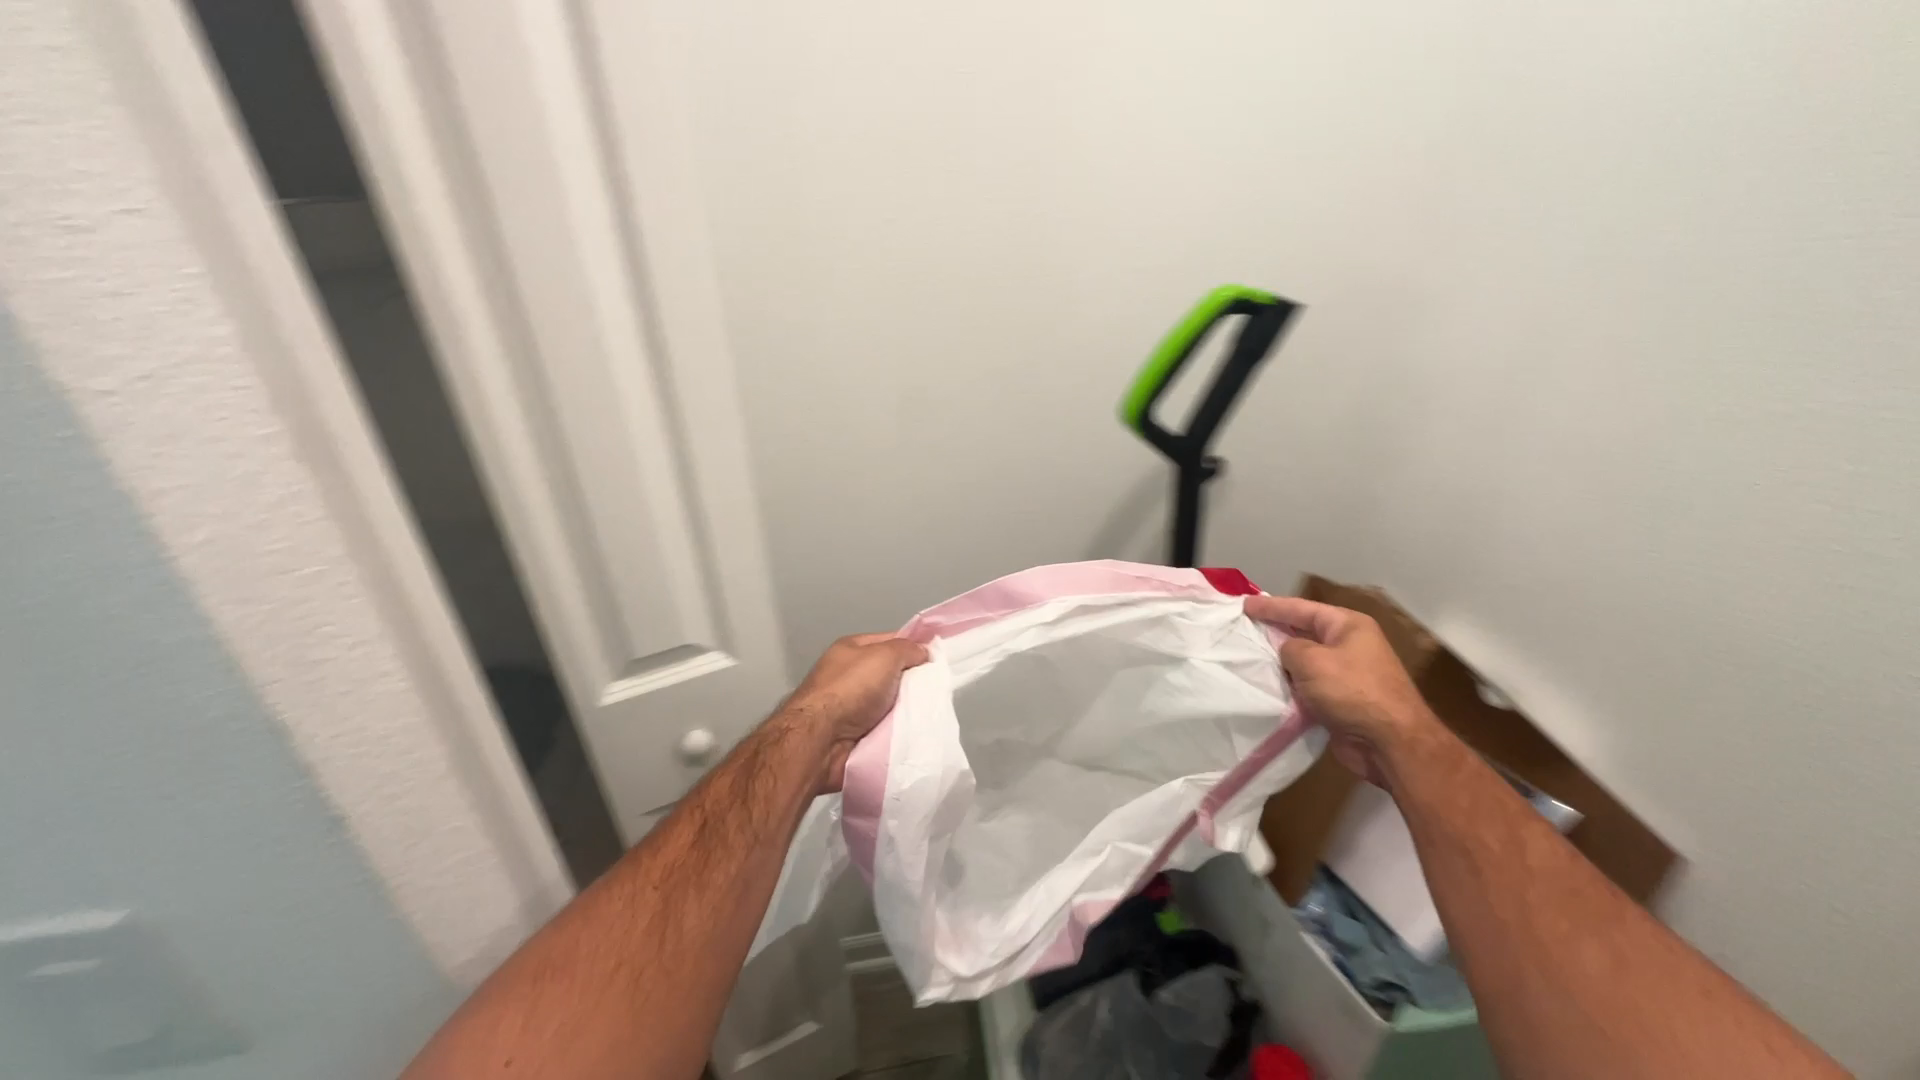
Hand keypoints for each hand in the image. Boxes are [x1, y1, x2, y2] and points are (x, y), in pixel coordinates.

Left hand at [781, 633, 928, 792]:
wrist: (821, 740)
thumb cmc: (850, 689)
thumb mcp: (885, 655)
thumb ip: (908, 649)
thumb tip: (923, 653)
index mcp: (853, 650)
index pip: (891, 642)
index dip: (914, 648)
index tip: (938, 660)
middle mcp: (850, 676)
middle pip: (893, 675)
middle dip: (914, 683)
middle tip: (936, 690)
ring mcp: (851, 706)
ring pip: (892, 704)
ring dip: (908, 710)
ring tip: (928, 714)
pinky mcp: (855, 734)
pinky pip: (886, 728)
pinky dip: (898, 731)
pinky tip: (913, 733)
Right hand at [1244, 595, 1437, 785]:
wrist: (1390, 743)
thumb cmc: (1352, 691)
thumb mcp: (1311, 660)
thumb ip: (1288, 647)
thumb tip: (1286, 653)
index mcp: (1348, 626)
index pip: (1302, 608)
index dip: (1271, 606)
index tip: (1243, 605)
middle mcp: (1349, 646)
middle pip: (1303, 633)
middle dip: (1274, 632)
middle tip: (1242, 630)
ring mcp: (1347, 675)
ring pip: (1304, 664)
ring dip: (1280, 665)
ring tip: (1248, 660)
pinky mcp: (1341, 702)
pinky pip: (1308, 688)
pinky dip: (1290, 689)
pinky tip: (1268, 689)